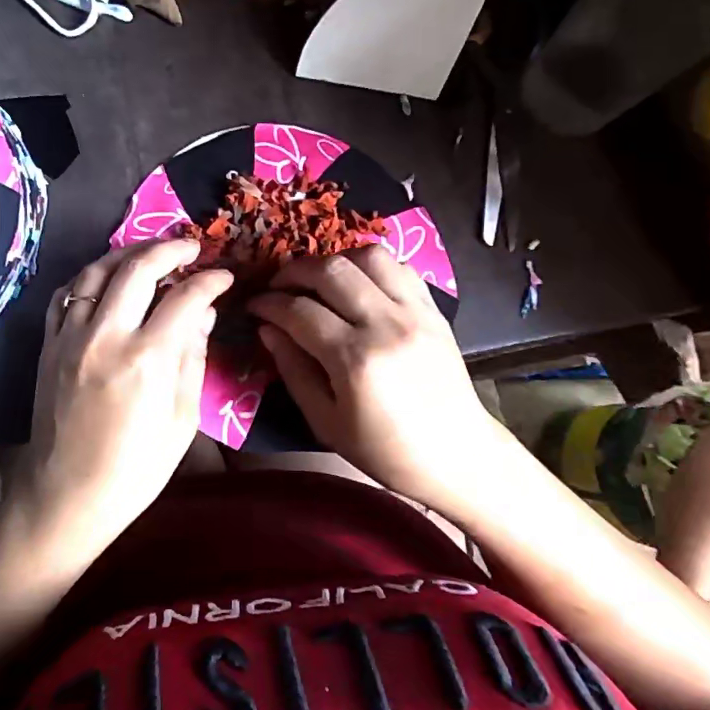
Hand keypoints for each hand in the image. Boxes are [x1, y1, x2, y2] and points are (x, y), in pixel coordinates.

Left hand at [20, 239, 233, 554]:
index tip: (224, 277)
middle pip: (138, 268)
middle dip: (170, 249)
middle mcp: (106, 336)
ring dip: (128, 253)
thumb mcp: (182, 419)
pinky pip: (65, 294)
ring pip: (96, 271)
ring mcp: (70, 338)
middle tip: (191, 248)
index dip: (210, 281)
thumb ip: (193, 358)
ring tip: (151, 253)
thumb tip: (203, 314)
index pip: (185, 298)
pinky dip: (89, 277)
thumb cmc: (136, 468)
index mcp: (147, 359)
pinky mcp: (48, 346)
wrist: (66, 496)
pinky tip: (107, 279)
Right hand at [247, 246, 506, 503]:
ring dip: (335, 260)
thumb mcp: (325, 422)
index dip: (269, 303)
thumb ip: (293, 369)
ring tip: (318, 280)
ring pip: (368, 256)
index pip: (299, 310)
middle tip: (278, 286)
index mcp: (355, 360)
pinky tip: (357, 283)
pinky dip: (371, 265)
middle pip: (330, 270)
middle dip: (294, 271)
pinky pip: (399, 267)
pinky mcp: (434, 309)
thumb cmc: (385, 450)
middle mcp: (385, 324)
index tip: (254, 306)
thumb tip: (268, 328)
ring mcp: (414, 311)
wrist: (456, 454)